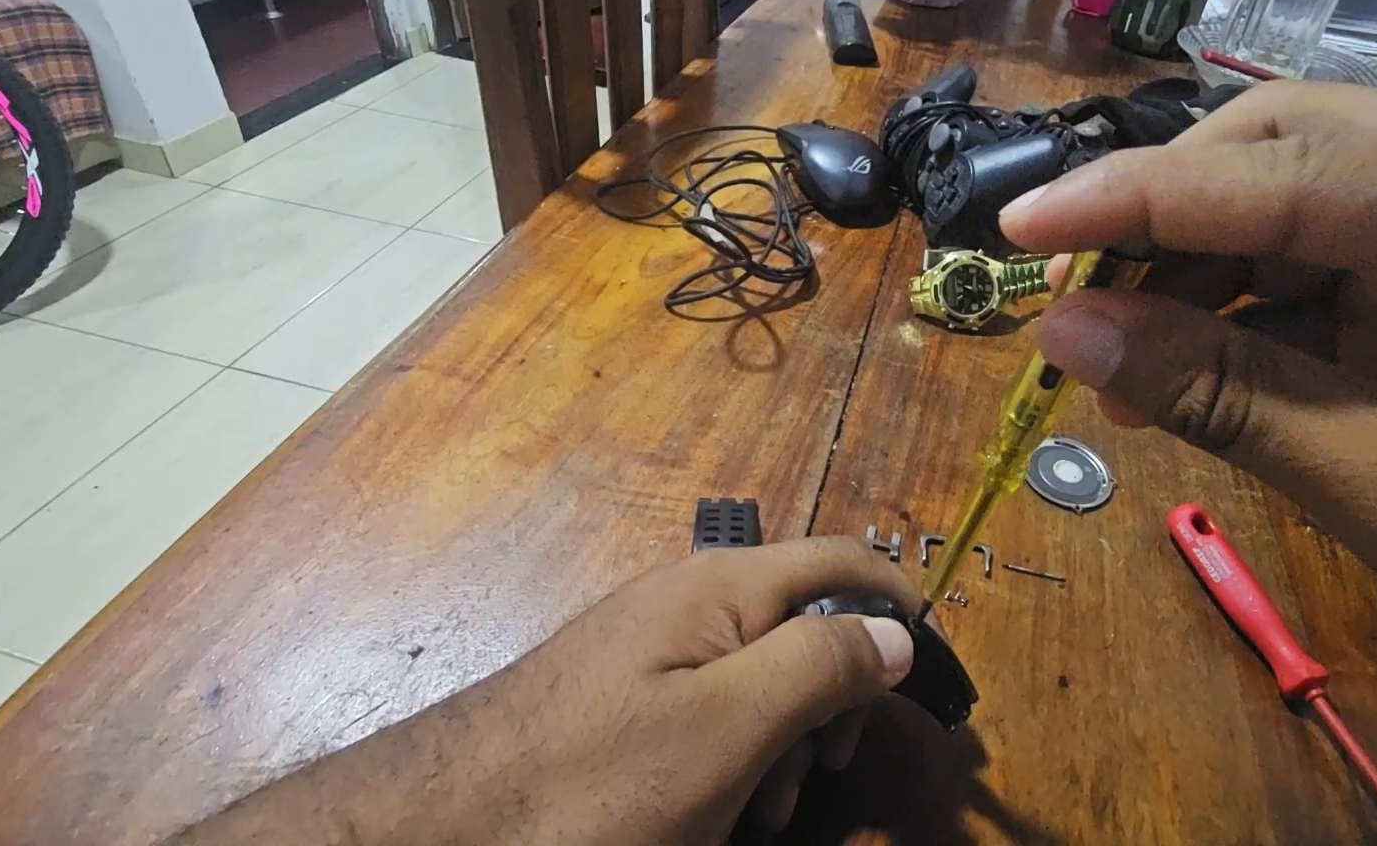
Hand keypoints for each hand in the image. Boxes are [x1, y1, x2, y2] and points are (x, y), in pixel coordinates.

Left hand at [173, 539, 919, 844]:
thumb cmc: (596, 779)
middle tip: (835, 763)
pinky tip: (728, 803)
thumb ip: (818, 665)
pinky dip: (746, 744)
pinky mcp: (636, 685)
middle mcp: (696, 596)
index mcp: (725, 585)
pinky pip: (719, 698)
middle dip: (839, 683)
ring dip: (793, 727)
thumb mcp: (726, 729)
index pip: (840, 558)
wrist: (442, 826)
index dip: (898, 599)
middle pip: (806, 611)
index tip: (934, 668)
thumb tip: (898, 631)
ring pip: (765, 664)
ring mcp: (661, 640)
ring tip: (774, 803)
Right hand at [1000, 82, 1376, 772]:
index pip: (1304, 171)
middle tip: (1066, 301)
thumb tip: (1061, 335)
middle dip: (1155, 223)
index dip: (1140, 198)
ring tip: (1107, 354)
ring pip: (1275, 195)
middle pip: (1284, 149)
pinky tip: (1166, 364)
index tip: (1021, 223)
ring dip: (1174, 268)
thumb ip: (1227, 400)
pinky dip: (1218, 305)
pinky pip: (1296, 252)